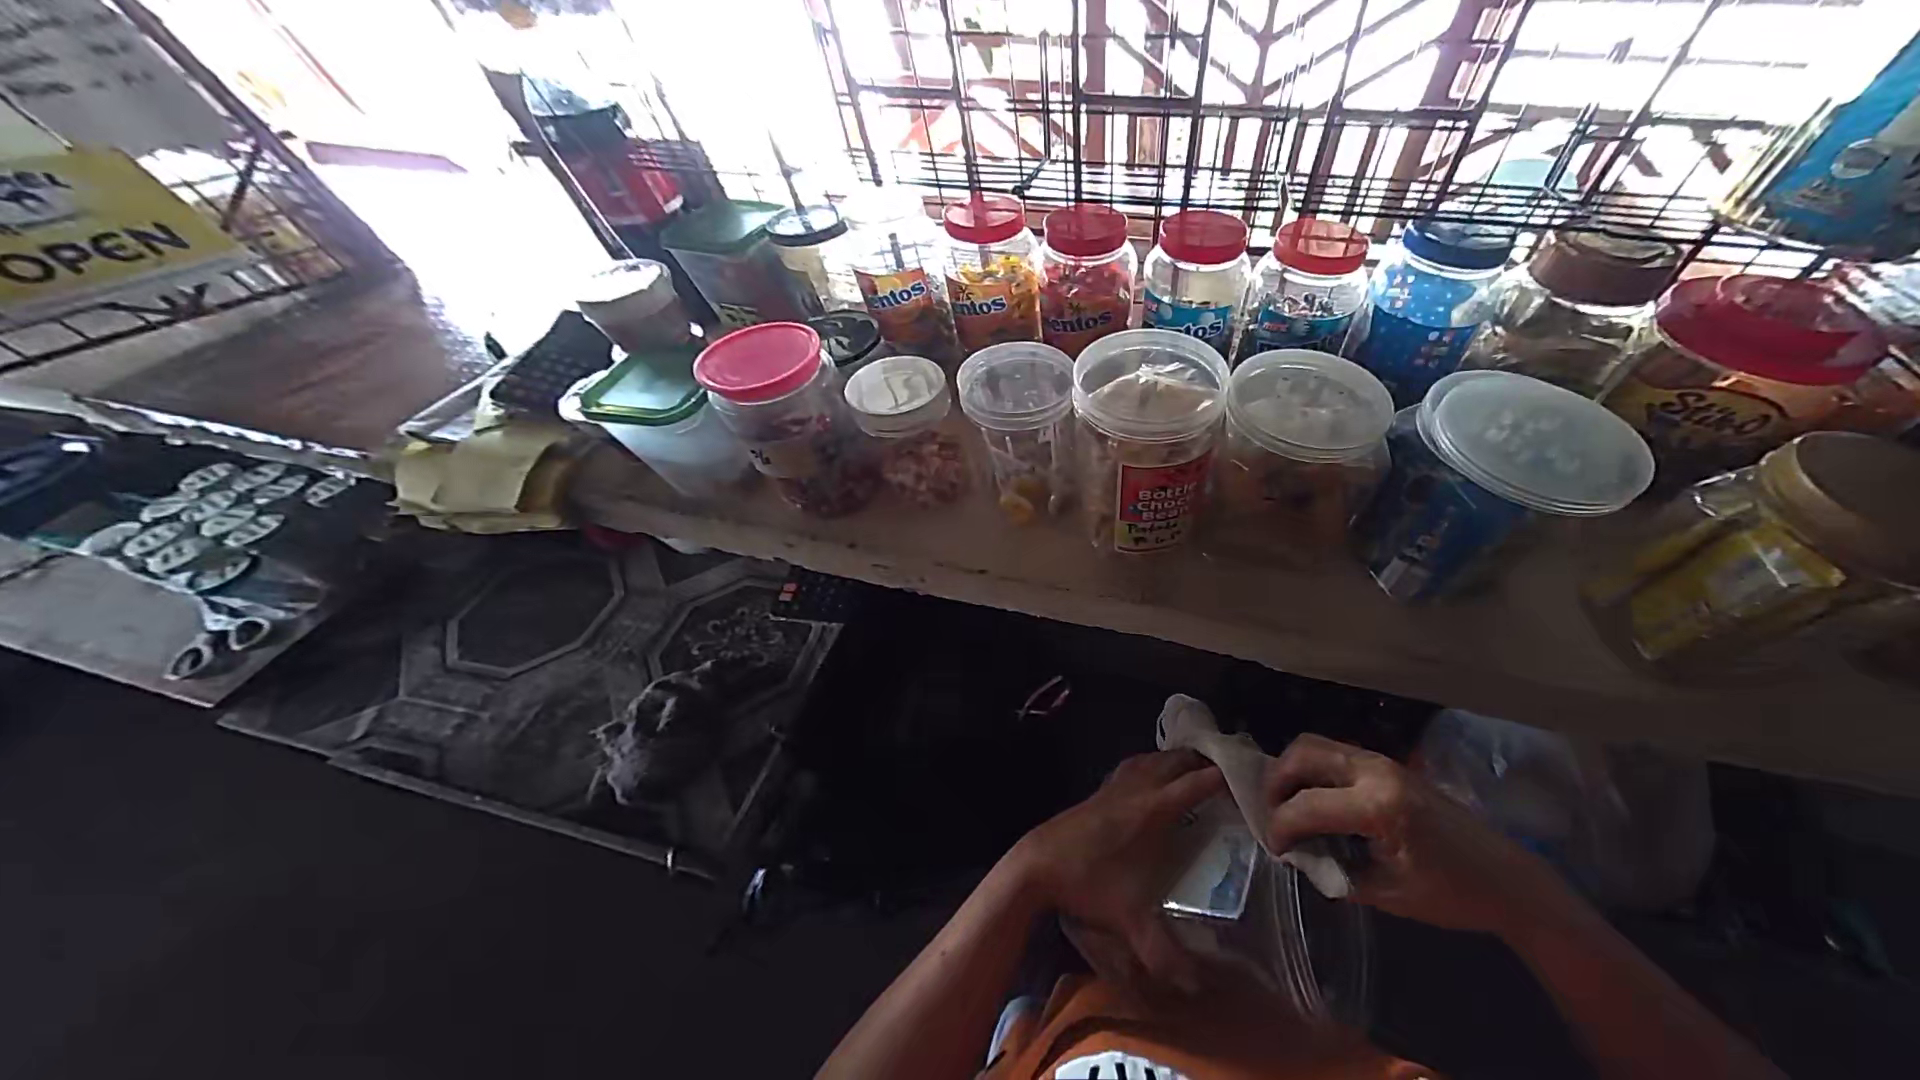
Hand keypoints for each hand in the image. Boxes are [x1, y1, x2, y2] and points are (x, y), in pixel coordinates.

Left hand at [1008, 750, 1224, 990]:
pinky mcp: (1097, 791)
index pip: (1195, 784)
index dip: (1222, 779)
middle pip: (1173, 762)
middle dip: (1200, 761)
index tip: (1247, 782)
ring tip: (1192, 768)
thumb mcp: (1129, 920)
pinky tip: (1148, 776)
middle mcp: (1136, 790)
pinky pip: (1129, 766)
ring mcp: (1114, 787)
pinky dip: (1147, 763)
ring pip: (1149, 759)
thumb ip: (1164, 952)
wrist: (1036, 863)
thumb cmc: (1087, 884)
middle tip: (1225, 770)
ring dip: (1172, 759)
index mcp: (1152, 810)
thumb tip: (1197, 986)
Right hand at [1262, 734, 1575, 936]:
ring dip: (1292, 770)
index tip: (1274, 849)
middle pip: (1302, 754)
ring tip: (1290, 804)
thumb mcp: (1387, 893)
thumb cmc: (1453, 894)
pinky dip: (1313, 768)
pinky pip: (1334, 751)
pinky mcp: (1389, 763)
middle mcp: (1376, 771)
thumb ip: (1334, 872)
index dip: (1279, 827)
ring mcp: (1383, 761)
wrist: (1511, 881)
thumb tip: (1297, 856)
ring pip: (1314, 744)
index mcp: (1378, 807)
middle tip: (1273, 815)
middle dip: (1276, 783)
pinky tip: (1316, 796)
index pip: (1305, 806)